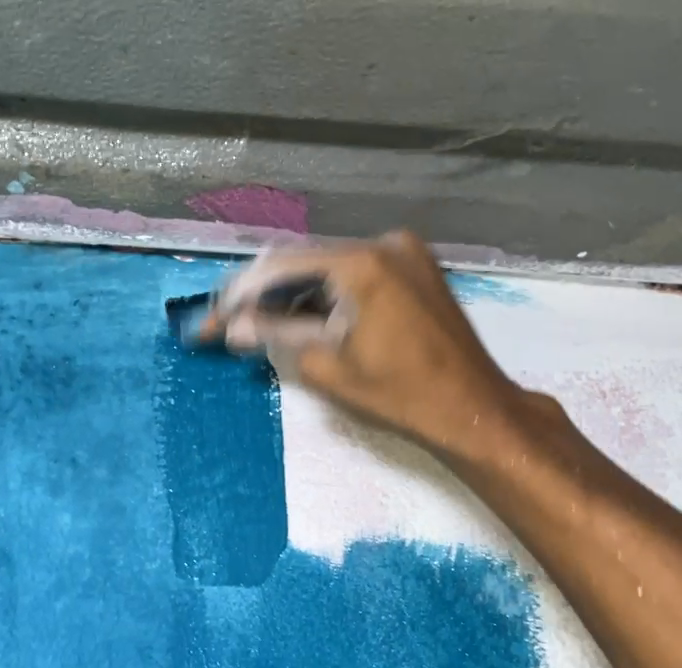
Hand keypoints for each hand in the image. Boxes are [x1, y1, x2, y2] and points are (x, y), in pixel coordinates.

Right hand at [202, 231, 527, 461]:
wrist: (472, 409)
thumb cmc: (401, 395)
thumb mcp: (328, 367)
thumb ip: (277, 335)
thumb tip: (230, 326)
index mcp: (363, 263)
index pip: (282, 266)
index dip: (239, 293)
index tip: (209, 319)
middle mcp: (384, 243)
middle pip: (304, 261)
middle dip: (261, 295)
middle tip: (224, 325)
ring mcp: (404, 253)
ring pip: (328, 269)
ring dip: (291, 296)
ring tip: (253, 327)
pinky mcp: (414, 270)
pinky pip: (354, 275)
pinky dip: (324, 296)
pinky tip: (298, 319)